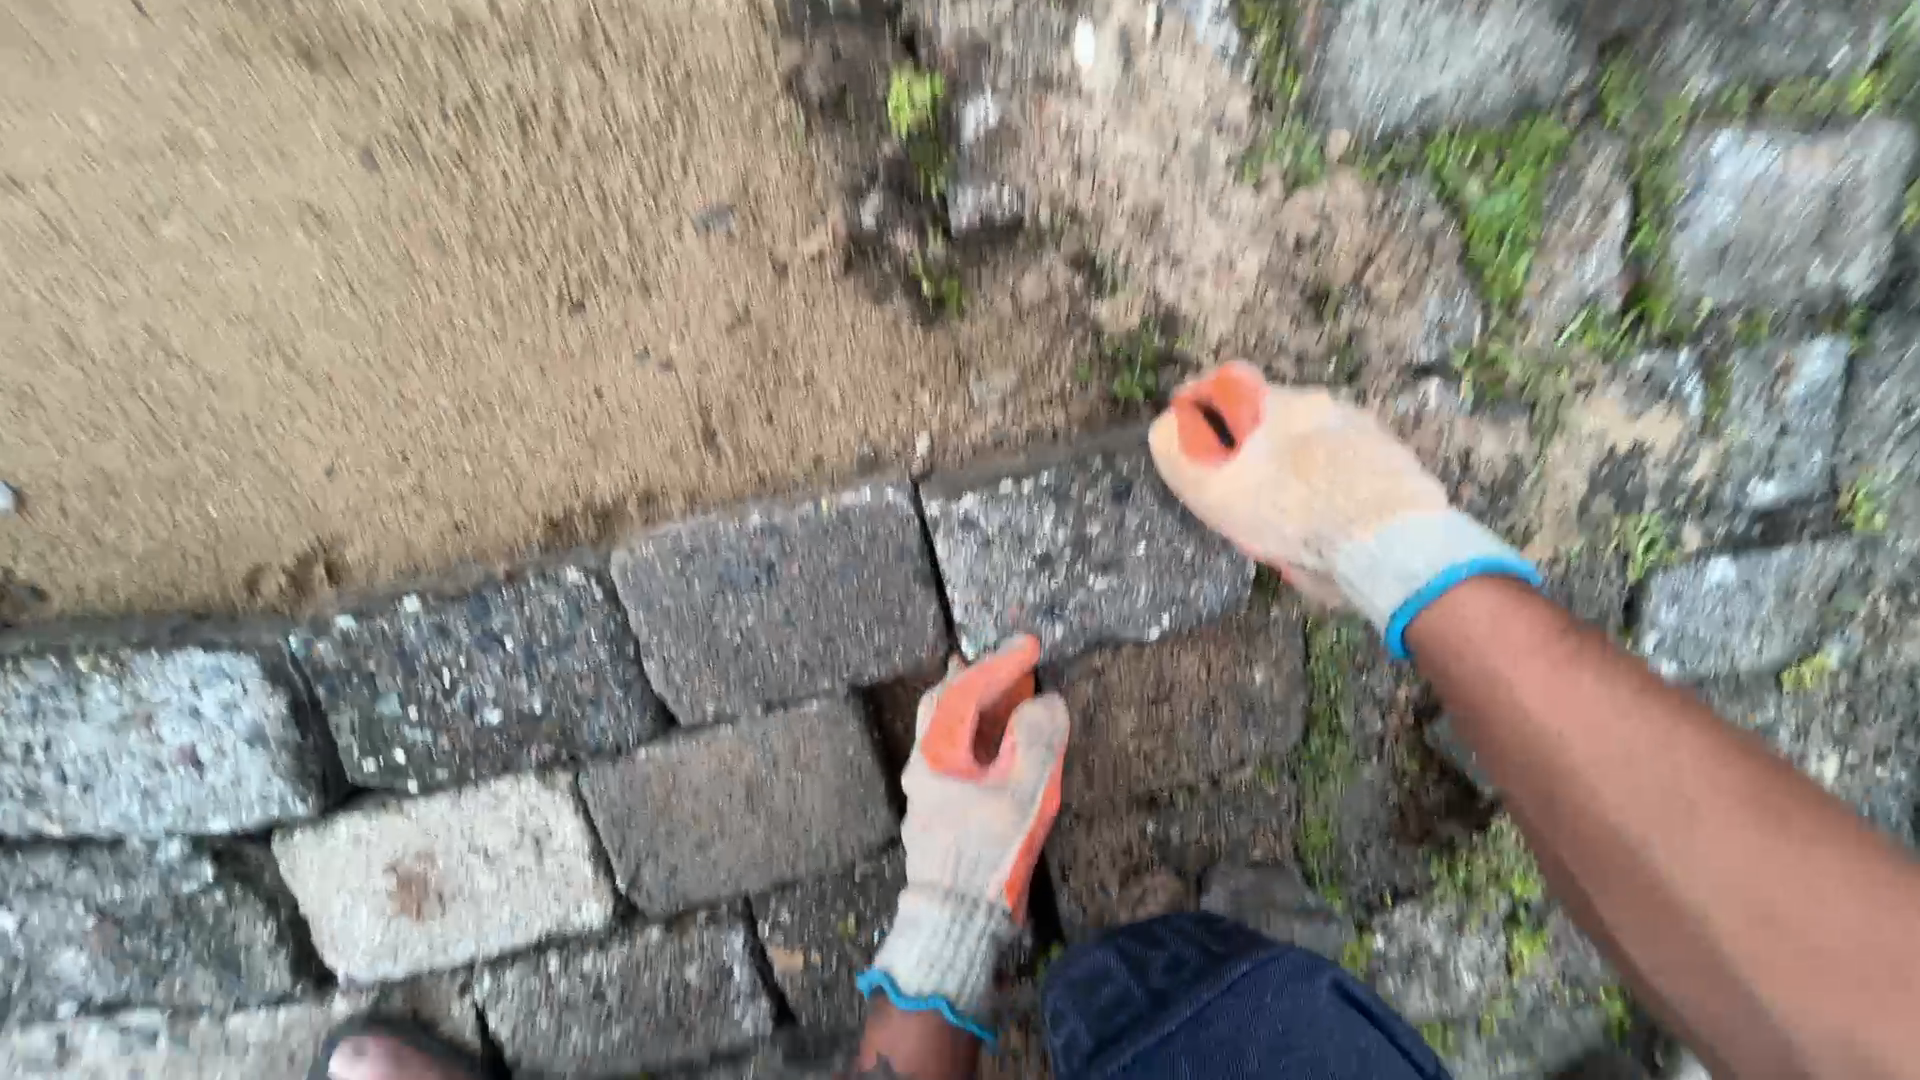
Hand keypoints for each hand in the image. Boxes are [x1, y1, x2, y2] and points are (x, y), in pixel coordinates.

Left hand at [859, 635, 1069, 1036]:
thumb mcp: (1021, 795)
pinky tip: (999, 743)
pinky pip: (957, 756)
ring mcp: (928, 790)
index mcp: (936, 755)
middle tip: (1006, 661)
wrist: (956, 925)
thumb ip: (1035, 741)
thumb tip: (1044, 702)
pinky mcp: (940, 811)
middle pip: (943, 705)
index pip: (965, 692)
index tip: (1030, 644)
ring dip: (978, 706)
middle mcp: (924, 766)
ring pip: (947, 731)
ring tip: (1005, 691)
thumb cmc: (987, 856)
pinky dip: (981, 736)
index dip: (1000, 663)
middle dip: (976, 677)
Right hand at [1148, 361, 1537, 656]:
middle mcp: (1321, 403)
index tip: (1197, 435)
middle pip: (1271, 413)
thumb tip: (1168, 426)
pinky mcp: (1393, 460)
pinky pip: (1346, 461)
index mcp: (1276, 404)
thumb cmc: (1292, 515)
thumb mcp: (1214, 492)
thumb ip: (1180, 454)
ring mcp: (1362, 429)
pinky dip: (1330, 480)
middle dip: (1251, 442)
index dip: (1205, 402)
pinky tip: (1327, 515)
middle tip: (1242, 487)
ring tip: (1288, 509)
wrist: (1388, 544)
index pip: (1228, 380)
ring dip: (1294, 462)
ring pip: (1311, 437)